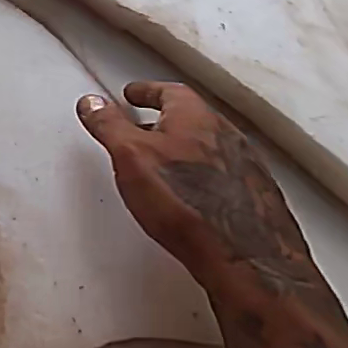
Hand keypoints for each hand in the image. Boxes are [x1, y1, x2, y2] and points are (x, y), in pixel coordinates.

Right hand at [76, 81, 309, 283]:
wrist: (243, 257)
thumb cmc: (189, 204)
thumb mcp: (129, 155)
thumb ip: (108, 125)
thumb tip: (93, 104)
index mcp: (196, 117)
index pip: (168, 91)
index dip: (146, 91)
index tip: (133, 93)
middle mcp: (227, 136)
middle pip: (191, 117)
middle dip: (164, 119)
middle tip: (142, 124)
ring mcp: (246, 167)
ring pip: (209, 146)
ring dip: (184, 148)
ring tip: (161, 161)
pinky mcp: (255, 198)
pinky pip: (224, 174)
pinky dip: (203, 175)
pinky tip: (188, 194)